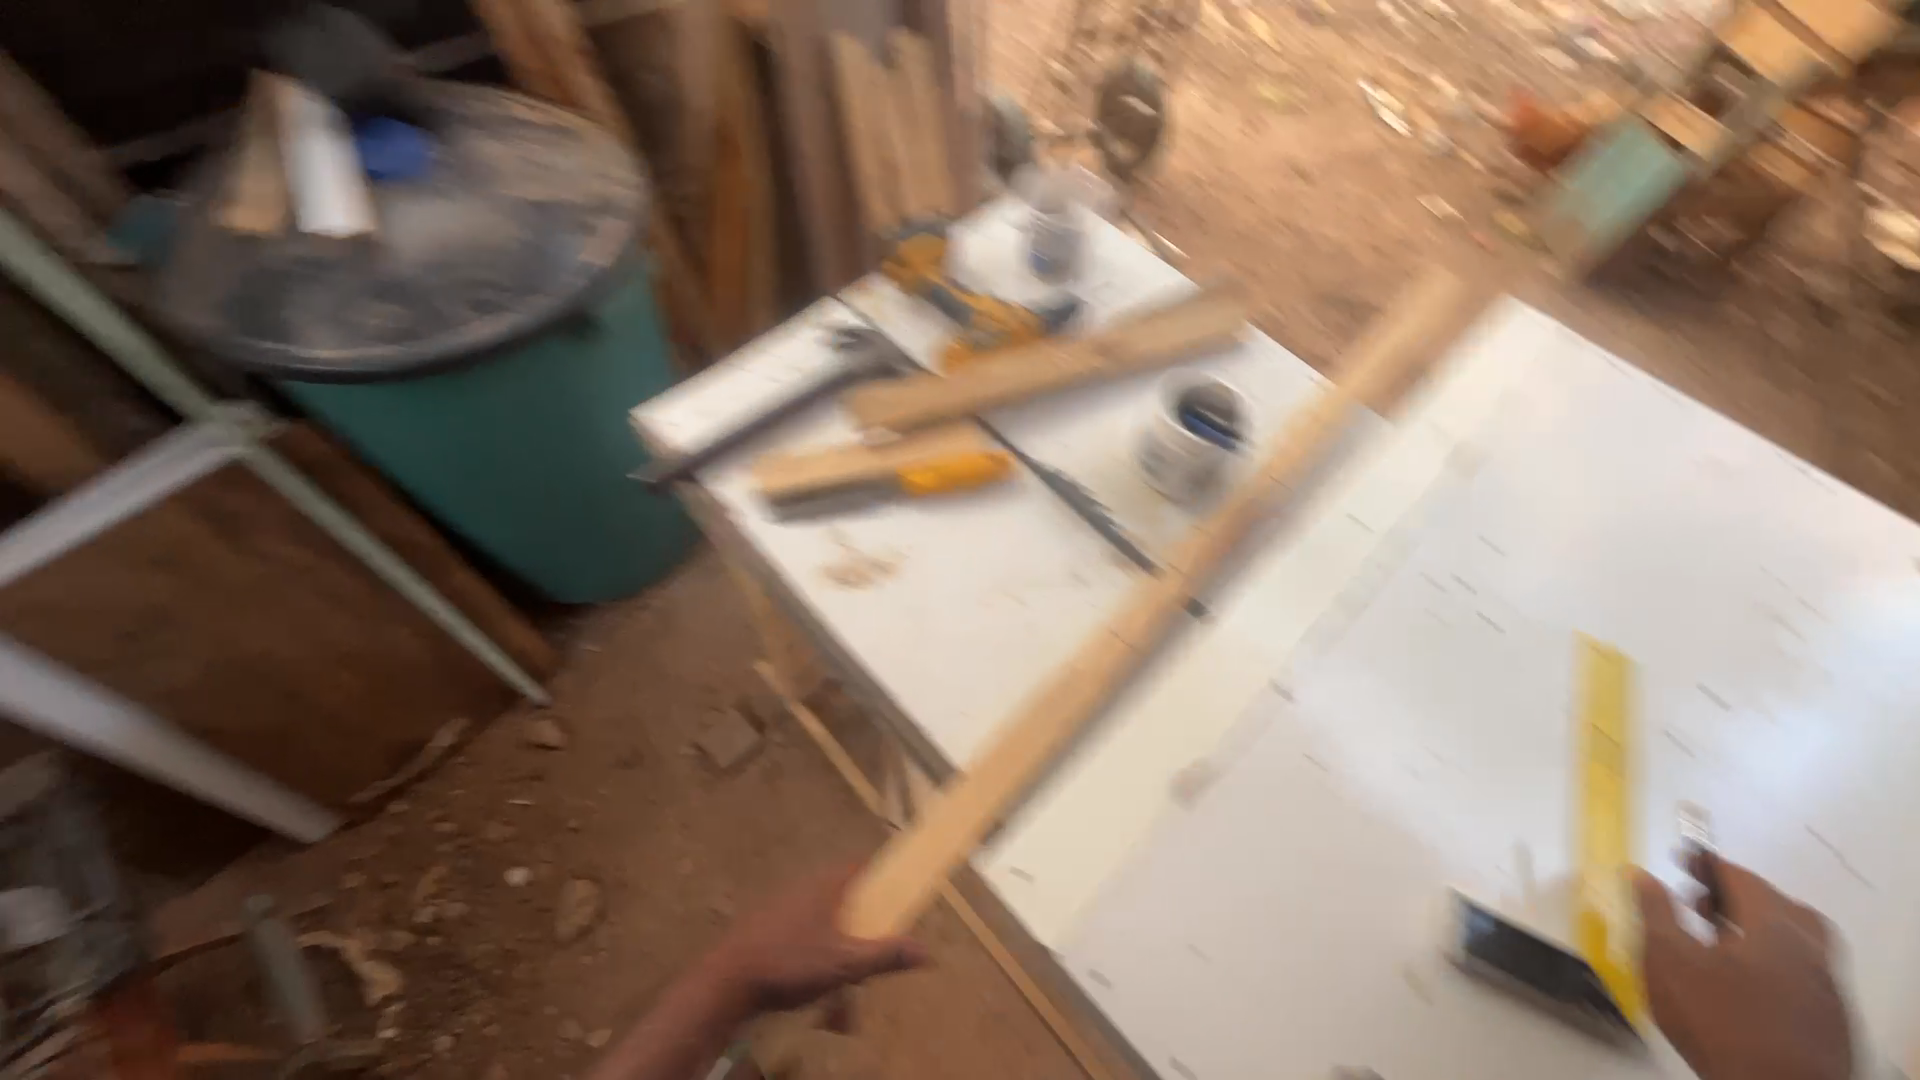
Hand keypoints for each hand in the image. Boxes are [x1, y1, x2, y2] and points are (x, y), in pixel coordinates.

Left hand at [710, 863, 927, 1012]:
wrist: (726, 981)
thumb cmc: (791, 962)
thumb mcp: (846, 963)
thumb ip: (886, 955)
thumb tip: (928, 951)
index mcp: (828, 884)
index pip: (863, 865)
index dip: (883, 877)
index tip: (899, 897)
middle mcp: (806, 885)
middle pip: (846, 897)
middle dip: (861, 928)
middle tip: (871, 954)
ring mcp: (784, 905)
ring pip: (824, 922)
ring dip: (838, 950)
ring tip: (842, 989)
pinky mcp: (767, 926)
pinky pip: (803, 935)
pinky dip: (815, 957)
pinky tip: (812, 988)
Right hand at [1634, 856, 1851, 1079]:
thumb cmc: (1713, 1016)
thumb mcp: (1666, 957)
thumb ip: (1654, 911)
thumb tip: (1642, 873)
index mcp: (1775, 930)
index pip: (1744, 880)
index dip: (1709, 863)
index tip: (1680, 857)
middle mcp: (1812, 953)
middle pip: (1783, 907)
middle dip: (1739, 893)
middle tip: (1698, 896)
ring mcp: (1827, 989)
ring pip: (1799, 941)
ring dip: (1758, 925)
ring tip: (1717, 935)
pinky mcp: (1829, 1019)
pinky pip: (1802, 969)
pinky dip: (1771, 954)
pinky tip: (1739, 973)